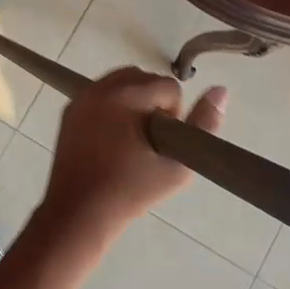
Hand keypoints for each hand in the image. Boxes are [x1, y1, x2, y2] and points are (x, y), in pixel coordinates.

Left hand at [40, 68, 226, 245]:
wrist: (78, 211)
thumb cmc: (130, 191)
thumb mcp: (177, 166)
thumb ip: (203, 126)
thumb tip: (221, 90)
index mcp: (126, 95)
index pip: (168, 86)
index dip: (174, 114)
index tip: (164, 142)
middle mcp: (100, 88)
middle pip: (142, 77)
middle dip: (153, 102)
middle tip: (150, 140)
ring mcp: (80, 98)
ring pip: (119, 83)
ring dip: (133, 102)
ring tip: (133, 139)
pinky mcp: (68, 111)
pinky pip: (99, 96)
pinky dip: (111, 107)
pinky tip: (112, 139)